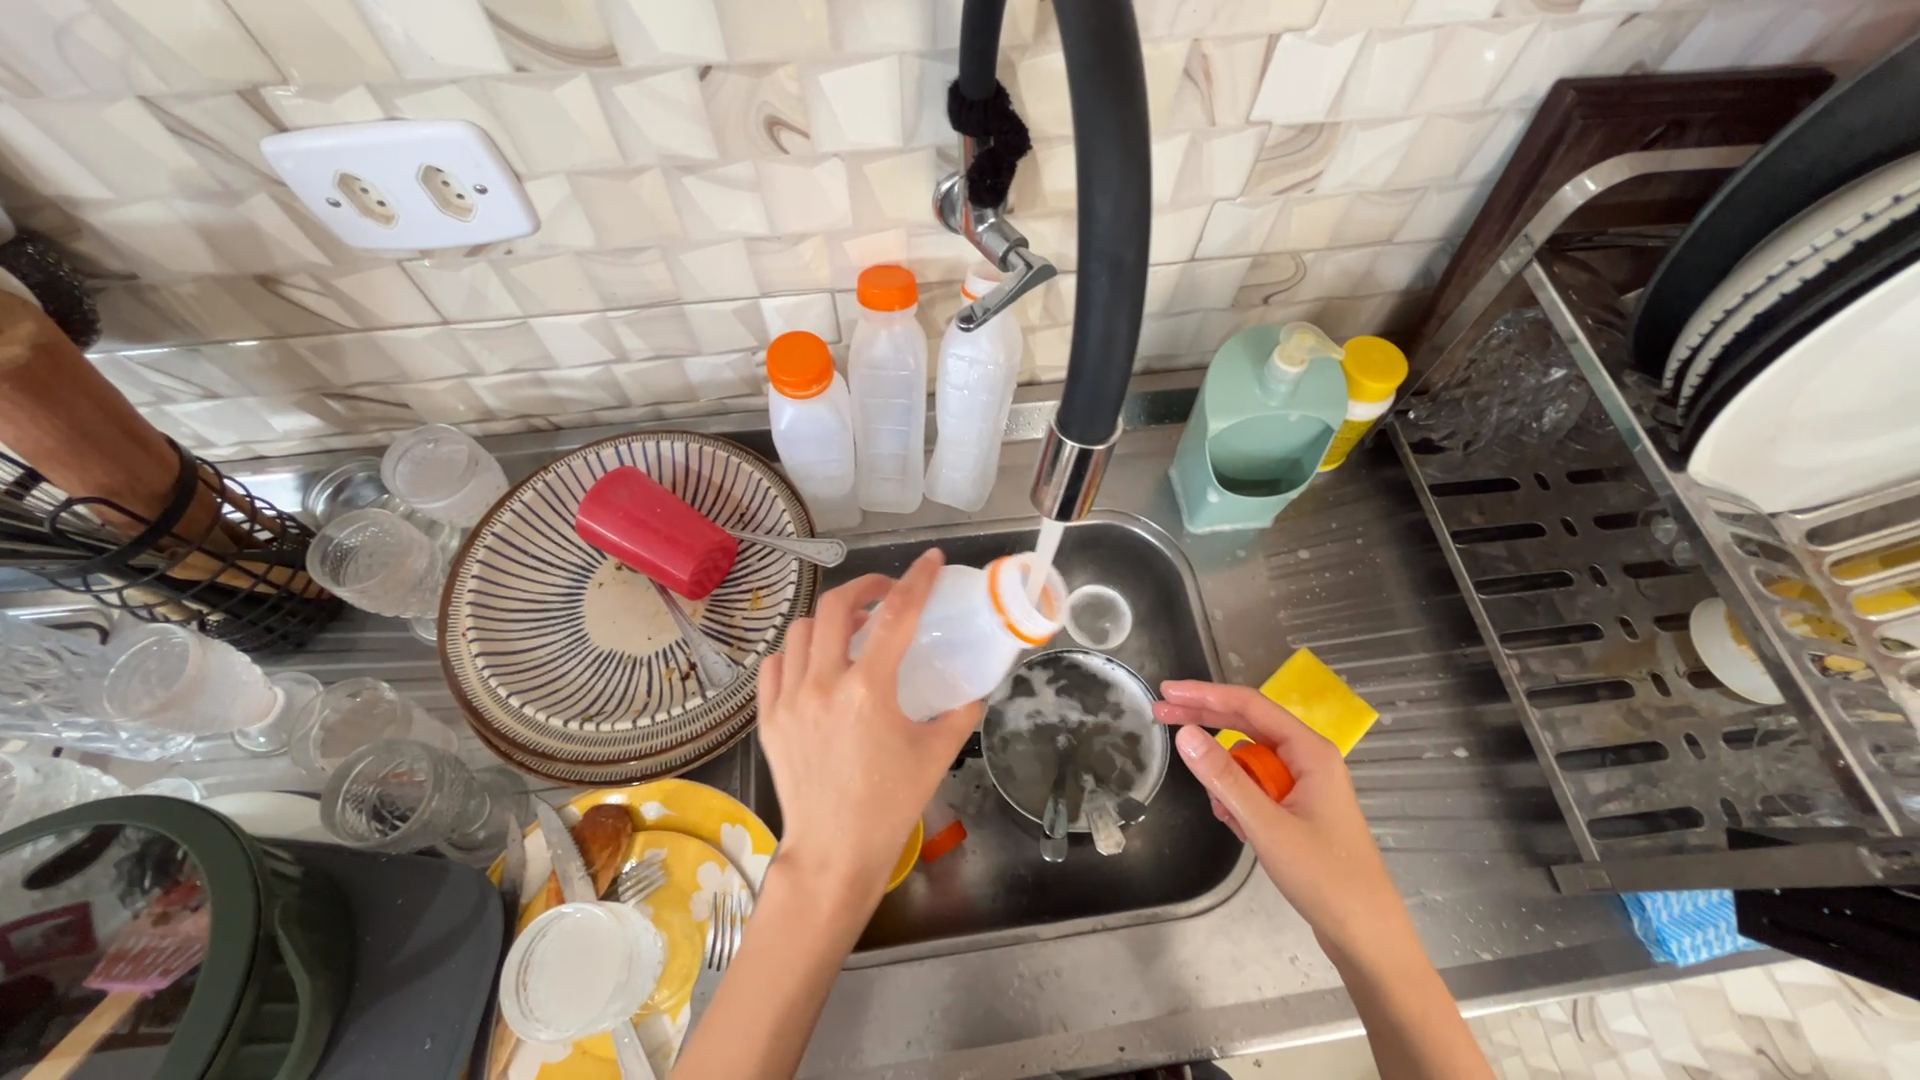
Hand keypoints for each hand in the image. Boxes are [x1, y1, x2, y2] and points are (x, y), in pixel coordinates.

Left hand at [756, 548, 979, 908]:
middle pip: (835, 606)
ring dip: (828, 618)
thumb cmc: (890, 805)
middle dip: (864, 586)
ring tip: (850, 628)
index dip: (917, 580)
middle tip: (885, 592)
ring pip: (800, 630)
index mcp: (868, 690)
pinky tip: (813, 661)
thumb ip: (961, 714)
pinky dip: (796, 650)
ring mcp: (789, 700)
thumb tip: (974, 690)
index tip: (931, 560)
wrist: (834, 851)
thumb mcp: (937, 754)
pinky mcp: (769, 719)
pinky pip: (775, 664)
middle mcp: (823, 684)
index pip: (896, 615)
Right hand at [1154, 681, 1407, 959]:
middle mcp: (1307, 759)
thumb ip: (1223, 777)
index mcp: (1310, 751)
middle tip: (1160, 715)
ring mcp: (1303, 784)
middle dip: (1205, 723)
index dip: (1205, 694)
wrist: (1366, 934)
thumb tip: (1184, 733)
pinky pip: (1255, 789)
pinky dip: (1239, 801)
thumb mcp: (1266, 824)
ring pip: (1248, 763)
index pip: (1249, 706)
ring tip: (1225, 816)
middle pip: (1246, 726)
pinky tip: (1238, 827)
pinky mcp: (1297, 809)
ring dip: (1227, 781)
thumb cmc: (1324, 876)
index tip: (1167, 691)